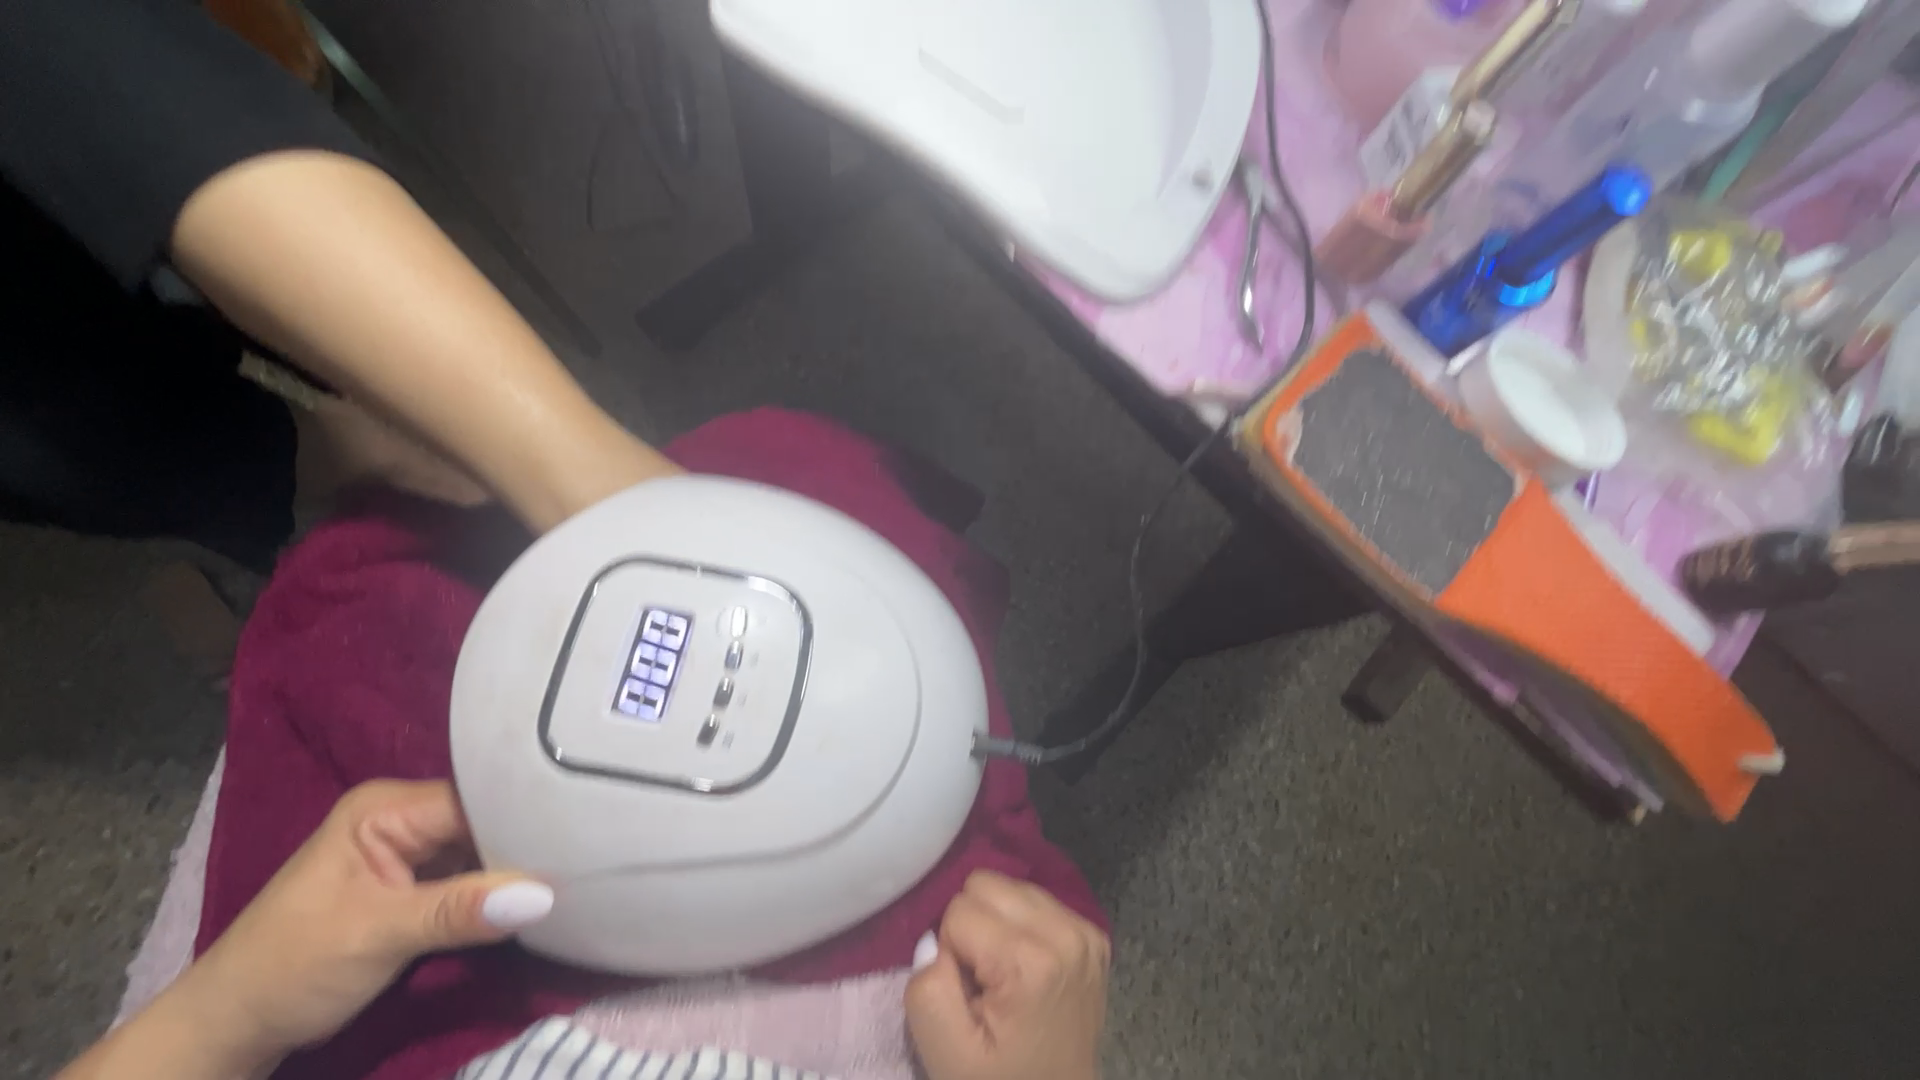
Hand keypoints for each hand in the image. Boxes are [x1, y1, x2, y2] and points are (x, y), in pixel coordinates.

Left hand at [179, 780, 552, 1065]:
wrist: (228, 1031)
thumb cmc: (287, 971)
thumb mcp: (375, 938)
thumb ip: (458, 911)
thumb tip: (542, 895)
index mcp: (385, 808)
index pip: (476, 799)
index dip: (526, 817)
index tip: (582, 834)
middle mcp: (403, 815)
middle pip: (488, 818)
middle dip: (529, 842)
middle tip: (589, 855)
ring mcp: (412, 849)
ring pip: (486, 846)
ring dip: (519, 867)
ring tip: (577, 870)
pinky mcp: (419, 881)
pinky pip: (475, 872)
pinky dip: (501, 888)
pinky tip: (537, 894)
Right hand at [906, 871, 1109, 1079]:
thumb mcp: (946, 1053)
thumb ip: (928, 988)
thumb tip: (936, 940)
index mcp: (1029, 962)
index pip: (959, 910)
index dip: (951, 950)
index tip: (968, 991)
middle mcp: (1065, 933)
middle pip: (986, 883)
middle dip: (972, 925)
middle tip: (983, 978)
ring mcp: (1085, 931)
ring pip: (1010, 885)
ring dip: (996, 921)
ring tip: (1006, 972)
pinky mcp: (1094, 933)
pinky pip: (1036, 899)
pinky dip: (1021, 925)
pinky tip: (1027, 965)